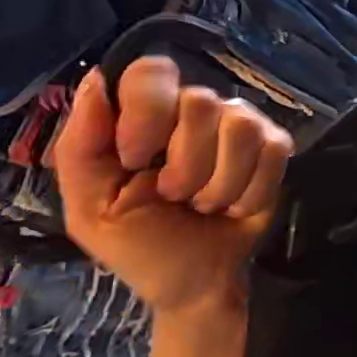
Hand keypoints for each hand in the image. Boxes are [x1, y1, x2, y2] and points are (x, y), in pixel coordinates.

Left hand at [51, 56, 292, 318]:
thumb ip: (80, 147)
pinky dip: (252, 191)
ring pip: (241, 126)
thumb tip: (96, 78)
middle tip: (175, 196)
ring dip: (220, 184)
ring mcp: (241, 123)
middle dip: (186, 167)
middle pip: (201, 101)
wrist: (194, 285)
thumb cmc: (140, 244)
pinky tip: (236, 207)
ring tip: (205, 205)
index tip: (135, 159)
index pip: (152, 71)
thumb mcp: (91, 209)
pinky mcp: (275, 145)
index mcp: (146, 114)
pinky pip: (274, 148)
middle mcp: (196, 108)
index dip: (147, 112)